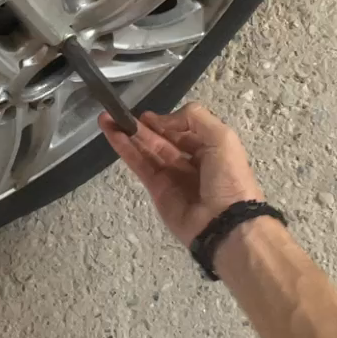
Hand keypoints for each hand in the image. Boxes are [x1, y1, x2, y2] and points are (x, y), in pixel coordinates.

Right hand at [99, 104, 263, 245]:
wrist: (226, 224)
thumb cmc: (230, 179)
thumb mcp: (222, 137)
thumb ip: (194, 118)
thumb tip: (163, 120)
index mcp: (209, 148)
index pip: (182, 129)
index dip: (165, 120)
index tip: (147, 115)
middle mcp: (189, 161)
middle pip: (160, 139)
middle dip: (140, 126)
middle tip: (118, 113)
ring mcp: (172, 176)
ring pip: (146, 150)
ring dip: (126, 134)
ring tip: (106, 119)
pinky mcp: (157, 190)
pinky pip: (139, 165)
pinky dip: (125, 150)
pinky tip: (112, 135)